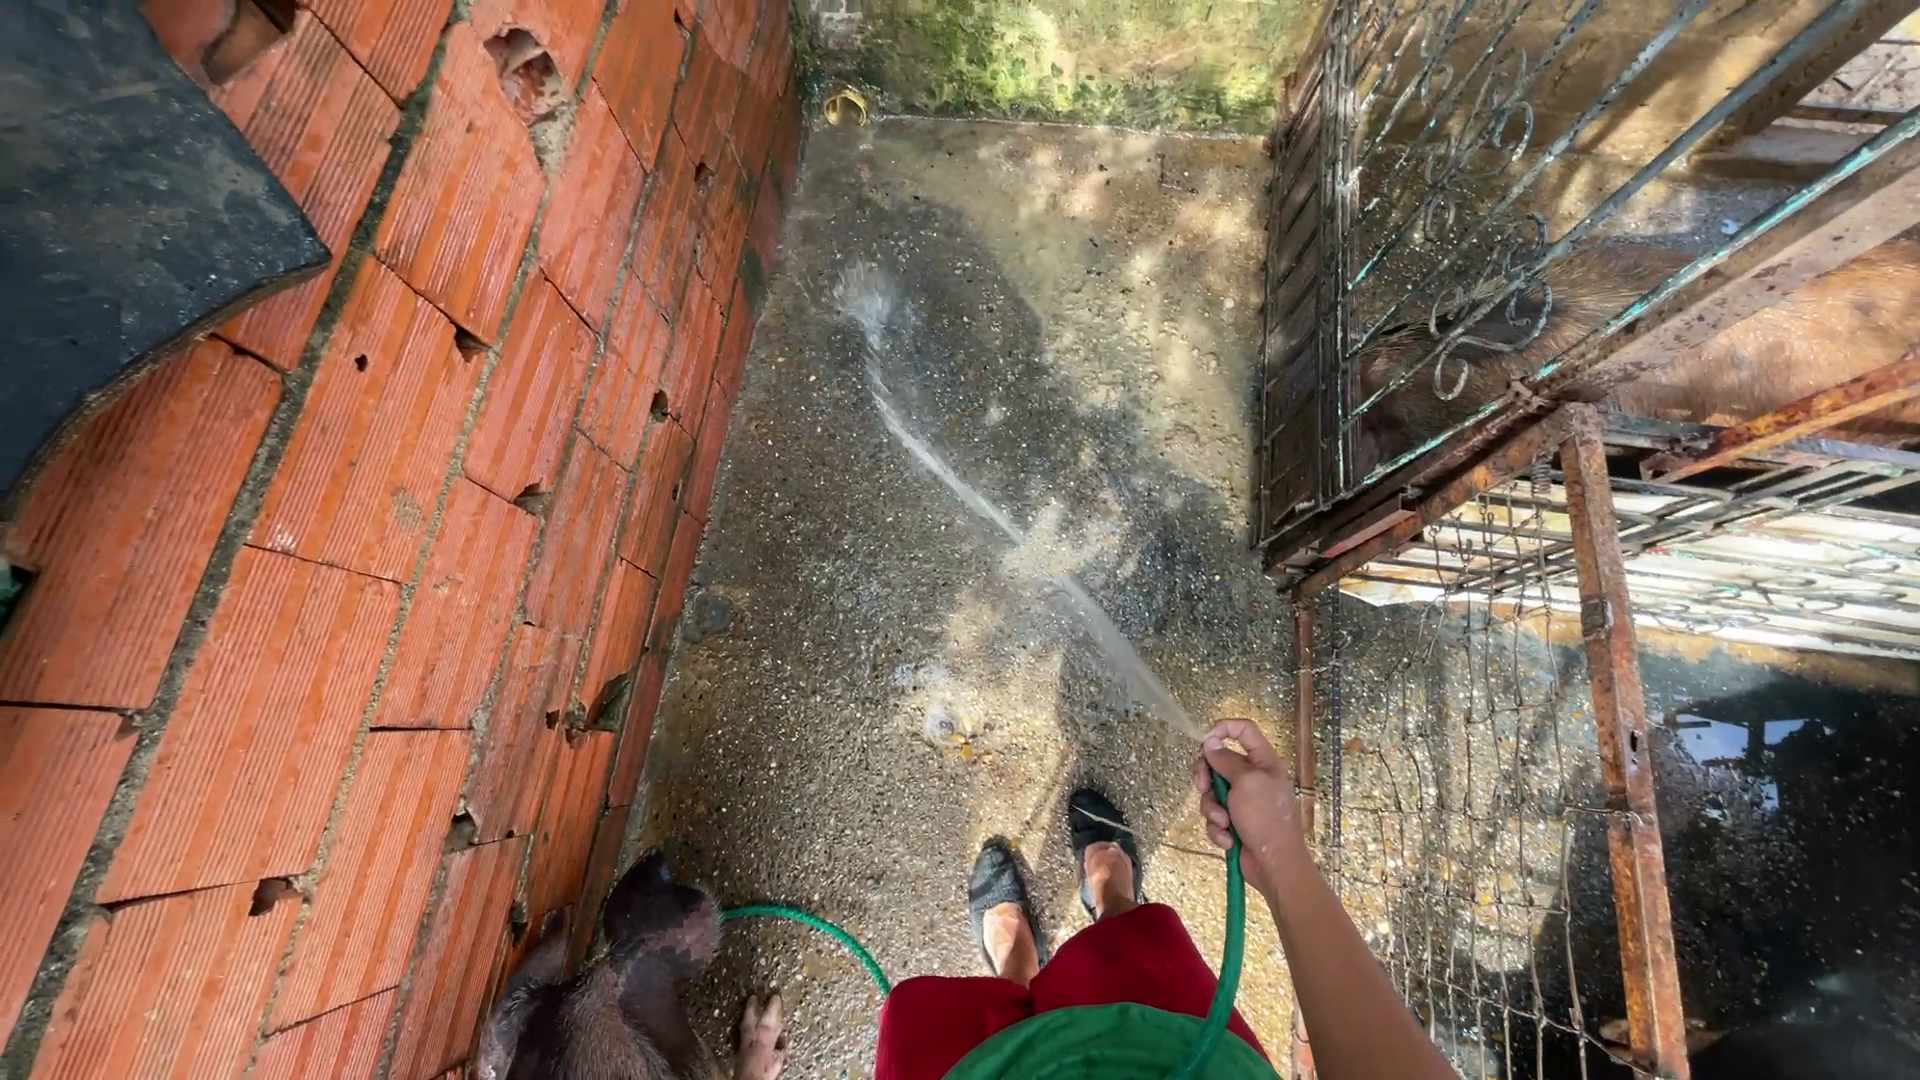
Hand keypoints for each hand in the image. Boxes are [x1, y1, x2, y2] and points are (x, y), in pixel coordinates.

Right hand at [1192, 719, 1308, 899]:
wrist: (1275, 866)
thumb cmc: (1266, 818)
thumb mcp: (1246, 782)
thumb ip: (1225, 760)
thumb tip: (1209, 742)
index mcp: (1263, 761)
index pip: (1243, 730)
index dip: (1223, 728)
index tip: (1205, 740)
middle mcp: (1252, 777)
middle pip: (1218, 761)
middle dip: (1206, 776)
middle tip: (1203, 786)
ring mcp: (1242, 800)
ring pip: (1211, 791)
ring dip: (1212, 808)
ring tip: (1223, 822)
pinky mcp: (1233, 821)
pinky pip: (1214, 815)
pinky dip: (1217, 827)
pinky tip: (1227, 838)